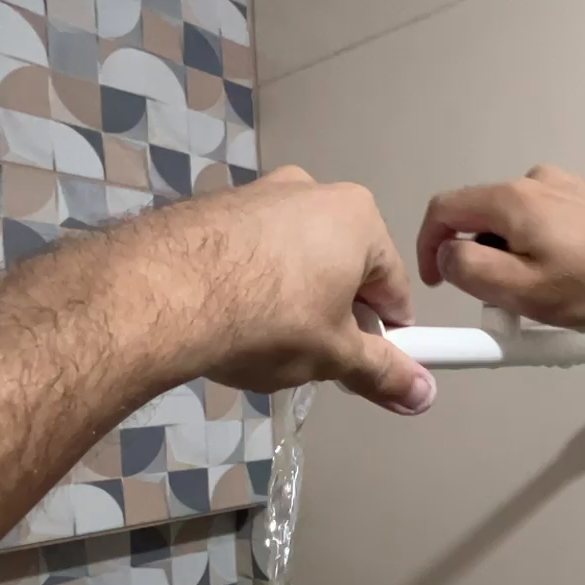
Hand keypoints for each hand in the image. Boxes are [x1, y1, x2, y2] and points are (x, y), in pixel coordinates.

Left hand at [126, 167, 434, 413]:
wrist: (157, 293)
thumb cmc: (267, 320)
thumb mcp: (333, 355)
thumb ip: (383, 372)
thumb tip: (426, 395)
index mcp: (358, 217)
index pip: (394, 290)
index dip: (388, 337)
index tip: (369, 367)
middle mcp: (313, 190)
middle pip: (345, 270)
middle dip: (336, 316)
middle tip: (310, 356)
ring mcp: (260, 193)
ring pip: (298, 261)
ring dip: (294, 300)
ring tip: (263, 340)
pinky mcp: (214, 205)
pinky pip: (254, 252)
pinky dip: (253, 283)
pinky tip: (230, 317)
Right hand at [417, 165, 584, 328]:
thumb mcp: (521, 290)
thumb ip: (469, 269)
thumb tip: (449, 254)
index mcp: (511, 199)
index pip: (444, 209)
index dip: (429, 246)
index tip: (438, 280)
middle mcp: (534, 181)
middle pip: (480, 217)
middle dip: (477, 258)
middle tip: (499, 300)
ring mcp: (564, 186)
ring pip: (512, 221)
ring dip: (509, 255)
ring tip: (539, 294)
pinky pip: (543, 221)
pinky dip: (537, 247)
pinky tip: (564, 276)